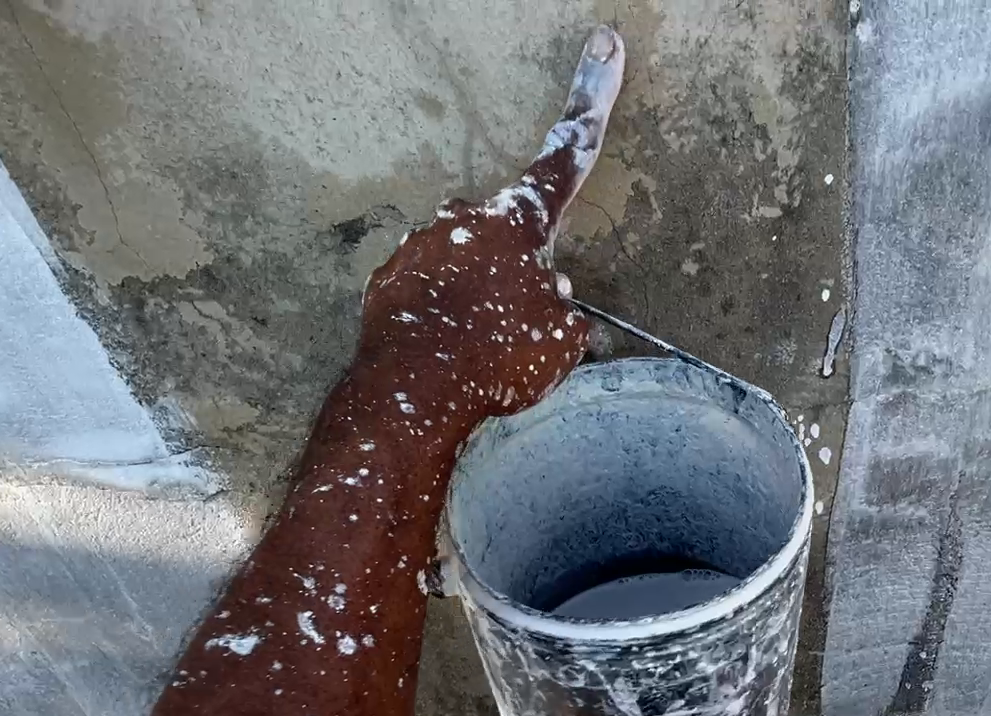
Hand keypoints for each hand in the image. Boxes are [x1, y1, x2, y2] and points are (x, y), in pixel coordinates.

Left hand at [355, 25, 624, 426]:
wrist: (417, 392)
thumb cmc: (499, 360)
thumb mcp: (560, 340)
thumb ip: (562, 307)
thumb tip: (552, 292)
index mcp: (515, 224)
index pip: (561, 163)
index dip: (590, 107)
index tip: (602, 48)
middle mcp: (464, 219)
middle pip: (502, 231)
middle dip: (513, 267)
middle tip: (515, 321)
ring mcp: (419, 246)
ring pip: (461, 261)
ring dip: (474, 294)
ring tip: (477, 348)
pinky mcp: (389, 279)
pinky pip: (428, 287)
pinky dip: (441, 311)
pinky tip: (446, 349)